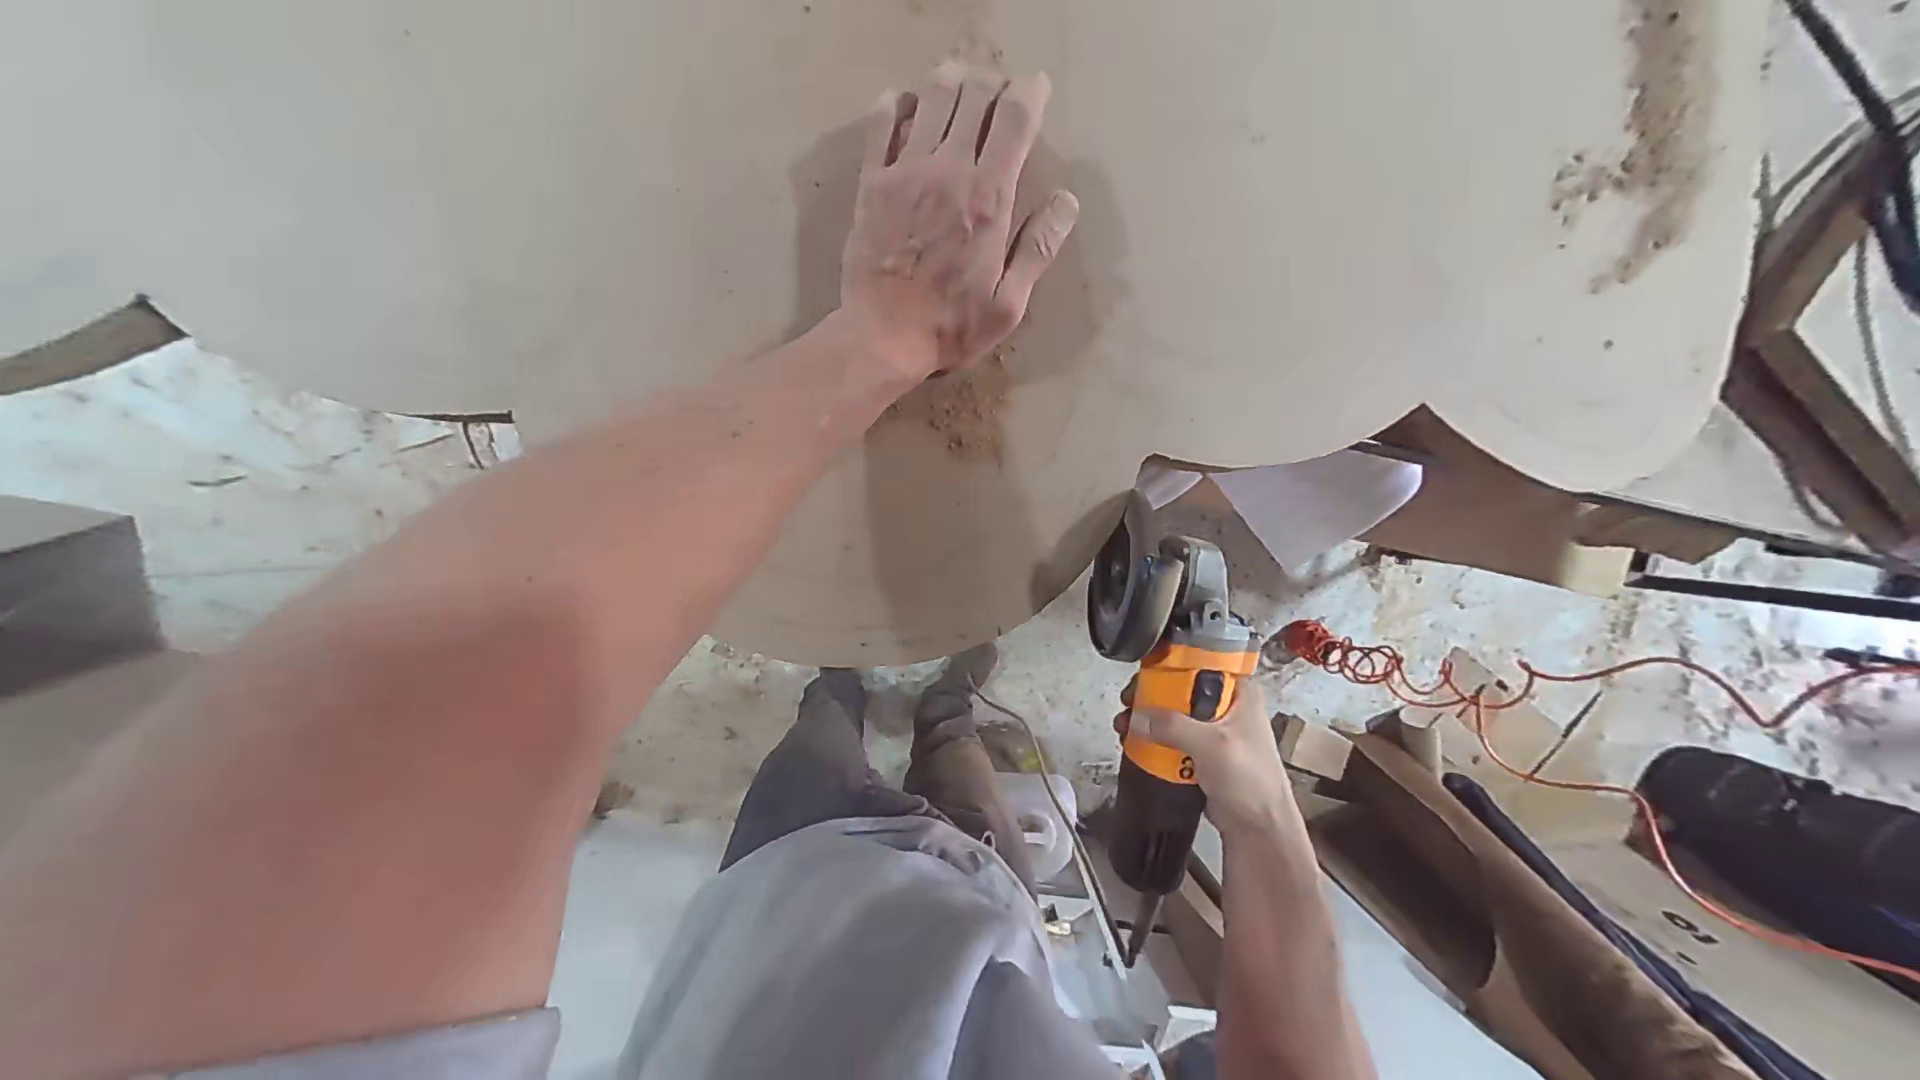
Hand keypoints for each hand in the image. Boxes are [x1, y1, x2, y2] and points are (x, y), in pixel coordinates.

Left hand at [839, 63, 1080, 377]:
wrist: (882, 338)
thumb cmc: (950, 328)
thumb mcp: (1009, 304)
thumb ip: (1038, 249)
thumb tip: (1066, 202)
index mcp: (989, 199)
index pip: (1015, 118)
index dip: (1031, 92)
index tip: (1037, 88)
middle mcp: (948, 172)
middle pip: (975, 95)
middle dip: (993, 81)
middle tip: (998, 92)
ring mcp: (905, 173)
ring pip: (932, 97)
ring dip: (952, 80)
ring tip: (961, 84)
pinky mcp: (871, 183)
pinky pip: (882, 122)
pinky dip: (899, 102)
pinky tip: (909, 106)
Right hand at [1116, 681, 1299, 838]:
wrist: (1261, 831)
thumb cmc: (1248, 780)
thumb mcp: (1212, 745)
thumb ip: (1173, 726)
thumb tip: (1134, 717)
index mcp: (1240, 691)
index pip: (1200, 662)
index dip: (1168, 664)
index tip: (1141, 675)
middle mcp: (1227, 704)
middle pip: (1180, 686)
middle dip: (1149, 694)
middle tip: (1127, 703)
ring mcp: (1214, 729)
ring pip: (1173, 712)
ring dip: (1146, 717)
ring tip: (1122, 726)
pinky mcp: (1202, 752)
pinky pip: (1172, 736)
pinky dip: (1152, 737)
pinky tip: (1131, 741)